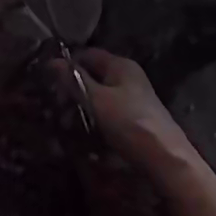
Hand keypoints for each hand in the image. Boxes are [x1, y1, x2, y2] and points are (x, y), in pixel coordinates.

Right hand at [64, 49, 197, 172]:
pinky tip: (83, 133)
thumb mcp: (97, 100)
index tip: (49, 81)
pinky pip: (107, 112)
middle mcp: (128, 77)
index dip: (67, 64)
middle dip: (72, 88)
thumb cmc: (130, 123)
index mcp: (121, 65)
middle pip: (93, 75)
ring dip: (81, 106)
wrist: (167, 161)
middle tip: (56, 106)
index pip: (87, 53)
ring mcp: (133, 98)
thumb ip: (74, 80)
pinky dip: (94, 119)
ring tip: (65, 123)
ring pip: (99, 95)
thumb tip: (51, 60)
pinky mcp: (135, 119)